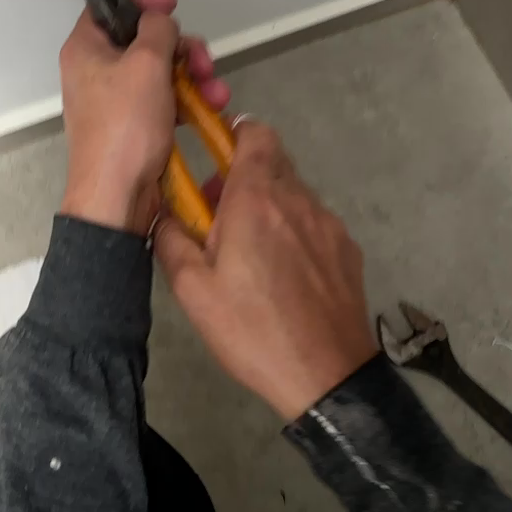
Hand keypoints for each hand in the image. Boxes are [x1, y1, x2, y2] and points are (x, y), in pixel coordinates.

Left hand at [58, 0, 229, 232]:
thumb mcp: (146, 65)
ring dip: (191, 75)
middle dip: (180, 48)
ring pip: (158, 70)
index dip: (142, 0)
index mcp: (85, 48)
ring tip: (215, 92)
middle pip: (142, 40)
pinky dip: (185, 99)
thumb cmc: (126, 126)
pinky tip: (209, 108)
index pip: (109, 7)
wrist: (117, 196)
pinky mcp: (132, 123)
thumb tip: (159, 21)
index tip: (172, 5)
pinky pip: (162, 98)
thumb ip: (157, 29)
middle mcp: (95, 69)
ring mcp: (114, 98)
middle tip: (202, 61)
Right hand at [153, 123, 378, 420]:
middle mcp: (297, 198)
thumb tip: (164, 212)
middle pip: (274, 160)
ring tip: (251, 251)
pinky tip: (285, 274)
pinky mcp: (347, 249)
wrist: (327, 379)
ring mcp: (328, 224)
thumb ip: (170, 239)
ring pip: (294, 192)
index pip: (255, 131)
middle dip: (245, 174)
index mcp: (255, 198)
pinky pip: (314, 222)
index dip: (235, 134)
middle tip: (221, 213)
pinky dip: (295, 230)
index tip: (216, 155)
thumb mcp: (192, 290)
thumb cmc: (252, 328)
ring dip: (270, 204)